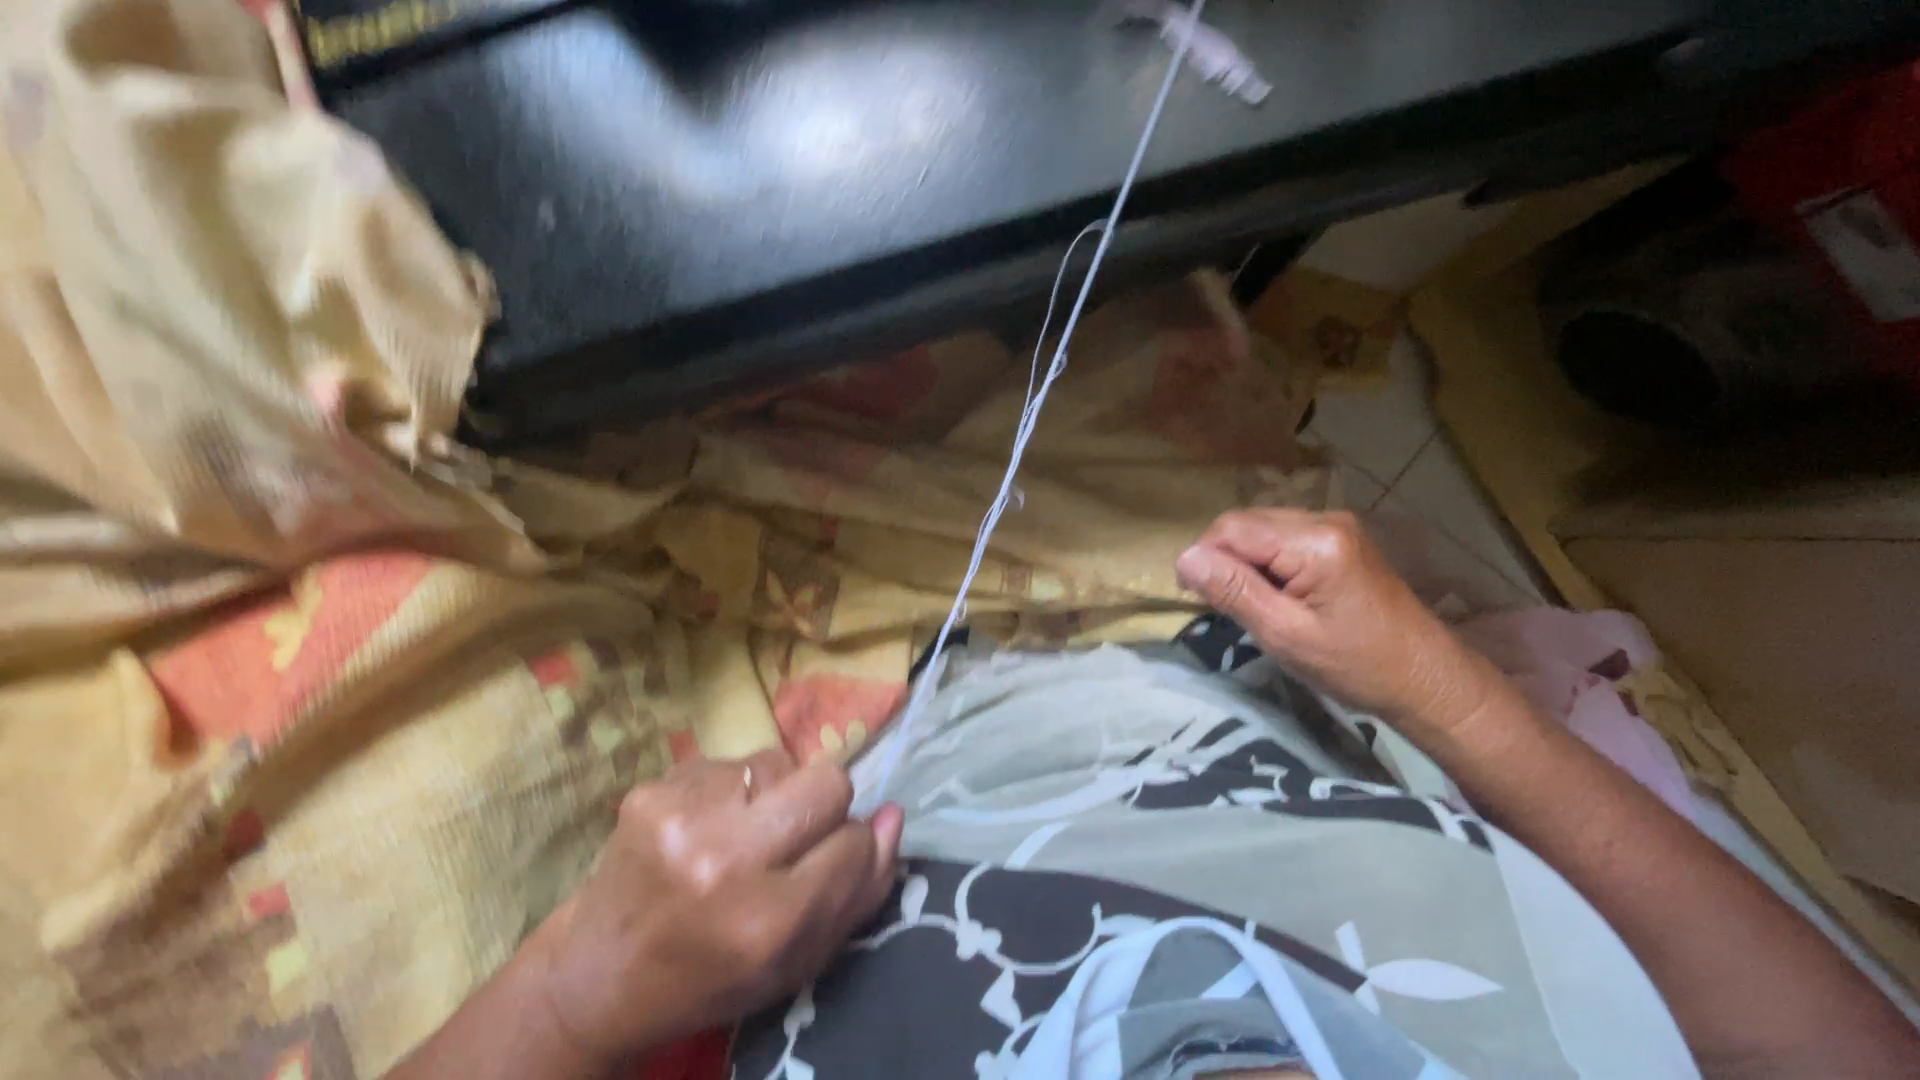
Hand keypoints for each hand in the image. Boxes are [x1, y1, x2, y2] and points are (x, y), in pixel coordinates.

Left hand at [529, 749, 903, 1067]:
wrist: (599, 974)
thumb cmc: (712, 977)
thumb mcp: (798, 962)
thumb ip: (859, 892)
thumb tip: (893, 815)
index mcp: (767, 920)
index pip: (853, 840)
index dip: (849, 848)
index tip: (825, 864)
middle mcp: (725, 859)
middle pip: (827, 781)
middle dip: (823, 806)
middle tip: (789, 839)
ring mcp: (683, 816)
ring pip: (779, 761)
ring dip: (774, 793)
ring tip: (739, 835)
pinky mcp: (652, 788)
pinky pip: (731, 760)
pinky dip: (730, 789)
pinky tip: (704, 826)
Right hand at [1175, 509, 1503, 737]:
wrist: (1426, 678)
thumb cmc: (1355, 665)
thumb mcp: (1285, 635)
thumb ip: (1234, 591)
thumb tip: (1183, 558)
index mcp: (1313, 542)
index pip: (1231, 528)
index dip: (1202, 558)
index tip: (1197, 599)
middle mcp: (1325, 519)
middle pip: (1245, 522)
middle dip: (1223, 558)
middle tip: (1225, 606)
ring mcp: (1337, 526)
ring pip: (1262, 528)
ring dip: (1244, 560)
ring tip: (1252, 604)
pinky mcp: (1342, 538)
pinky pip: (1284, 537)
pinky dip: (1267, 561)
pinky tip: (1276, 595)